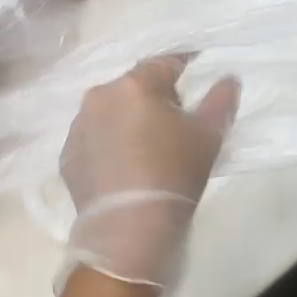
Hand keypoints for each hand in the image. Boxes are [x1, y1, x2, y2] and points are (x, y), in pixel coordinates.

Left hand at [60, 55, 239, 296]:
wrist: (128, 233)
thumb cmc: (173, 175)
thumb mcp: (209, 135)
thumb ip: (221, 99)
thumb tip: (228, 78)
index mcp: (135, 84)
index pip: (166, 62)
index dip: (185, 69)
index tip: (198, 79)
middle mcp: (101, 96)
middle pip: (136, 85)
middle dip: (156, 96)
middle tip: (176, 120)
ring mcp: (78, 127)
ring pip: (112, 110)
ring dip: (130, 118)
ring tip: (148, 146)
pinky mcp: (67, 156)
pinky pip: (95, 137)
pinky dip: (110, 143)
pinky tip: (125, 166)